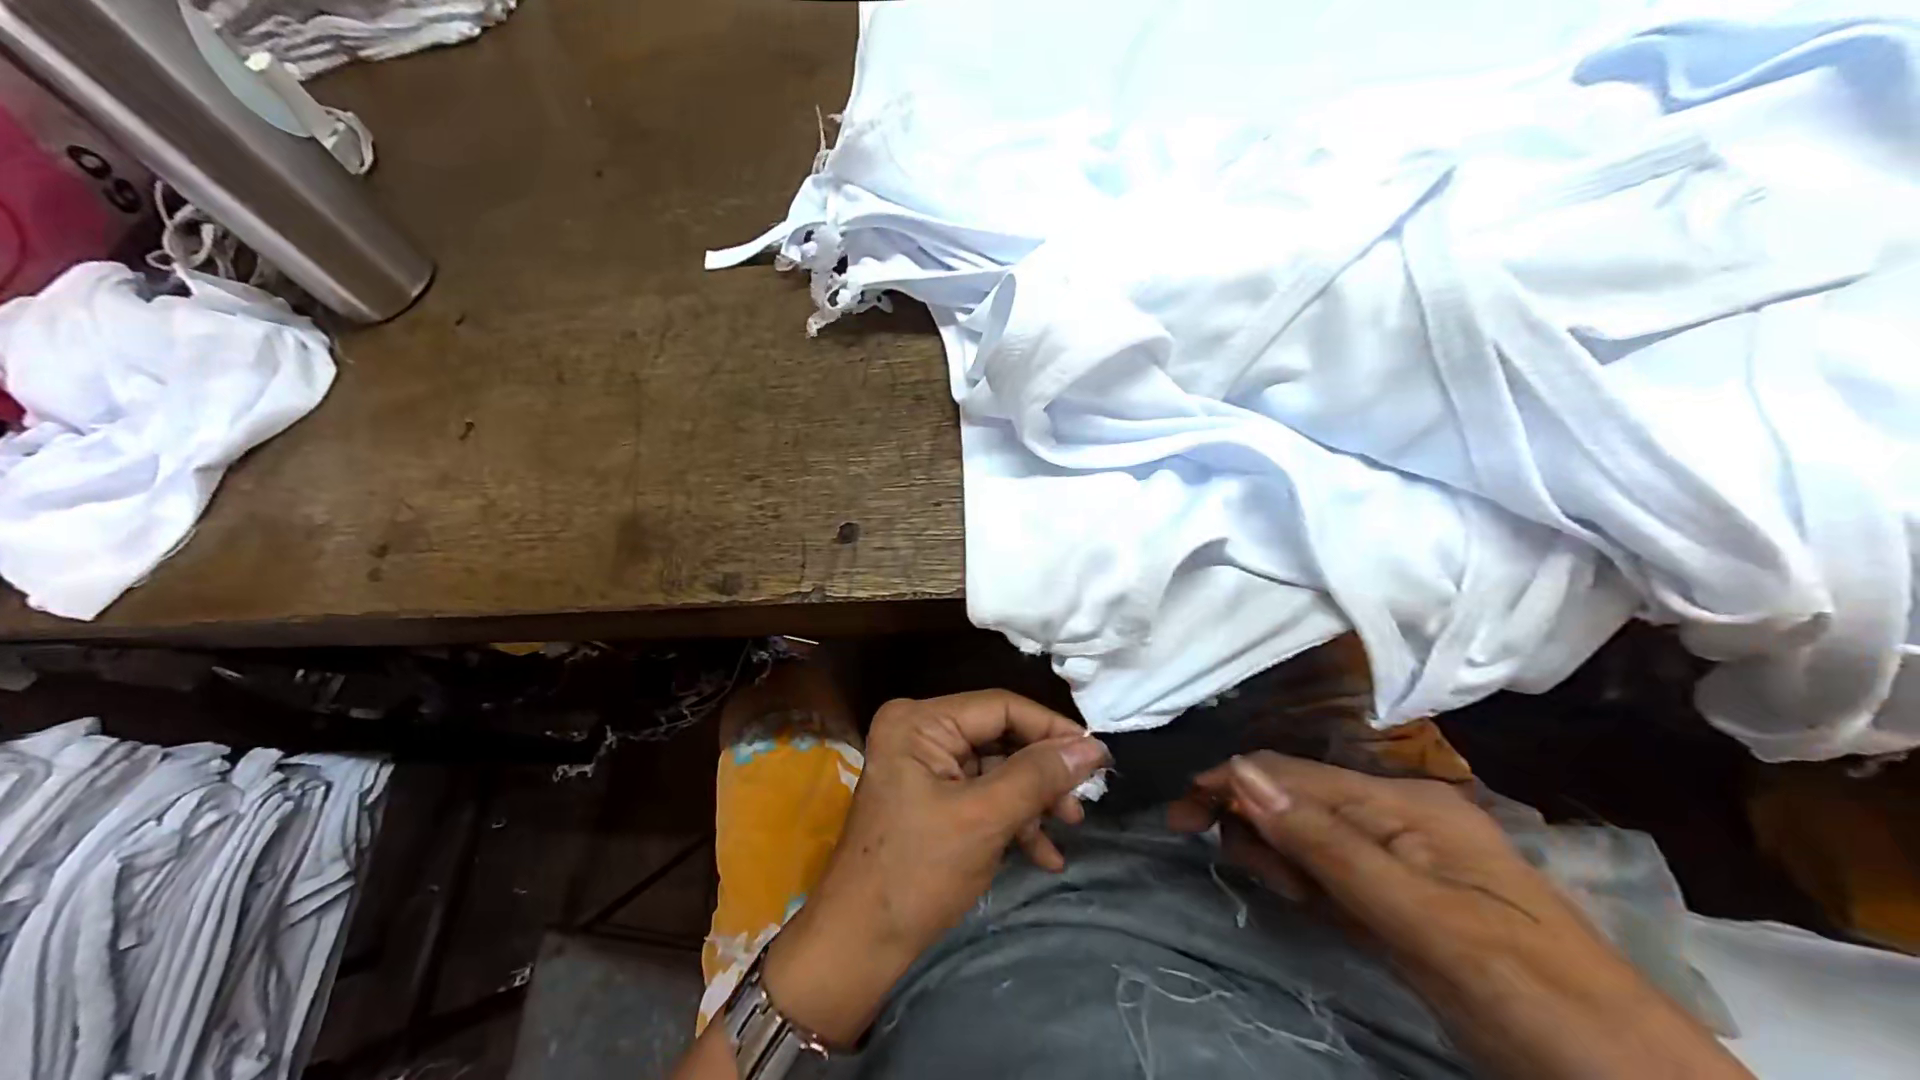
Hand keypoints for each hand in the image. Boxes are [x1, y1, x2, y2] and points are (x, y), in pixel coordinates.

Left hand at [763, 691, 1108, 1045]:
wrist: (859, 945)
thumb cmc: (916, 873)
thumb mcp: (985, 819)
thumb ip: (1040, 776)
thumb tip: (1093, 747)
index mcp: (918, 721)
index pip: (1001, 707)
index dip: (1051, 729)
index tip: (1097, 758)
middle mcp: (918, 732)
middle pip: (1001, 737)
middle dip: (1043, 773)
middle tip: (1081, 802)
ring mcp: (923, 766)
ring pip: (997, 769)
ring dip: (1033, 801)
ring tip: (1068, 829)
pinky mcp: (930, 798)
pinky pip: (981, 794)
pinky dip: (1012, 820)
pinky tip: (1042, 854)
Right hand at [1170, 753, 1751, 1079]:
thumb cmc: (1532, 998)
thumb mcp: (1422, 922)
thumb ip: (1328, 845)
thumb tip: (1242, 772)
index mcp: (1409, 806)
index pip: (1296, 777)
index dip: (1233, 784)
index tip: (1178, 812)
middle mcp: (1403, 819)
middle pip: (1300, 799)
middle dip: (1245, 813)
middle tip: (1198, 842)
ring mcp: (1407, 863)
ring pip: (1311, 835)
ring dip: (1270, 847)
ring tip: (1245, 870)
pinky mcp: (1406, 903)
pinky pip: (1334, 874)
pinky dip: (1301, 877)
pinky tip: (1285, 888)